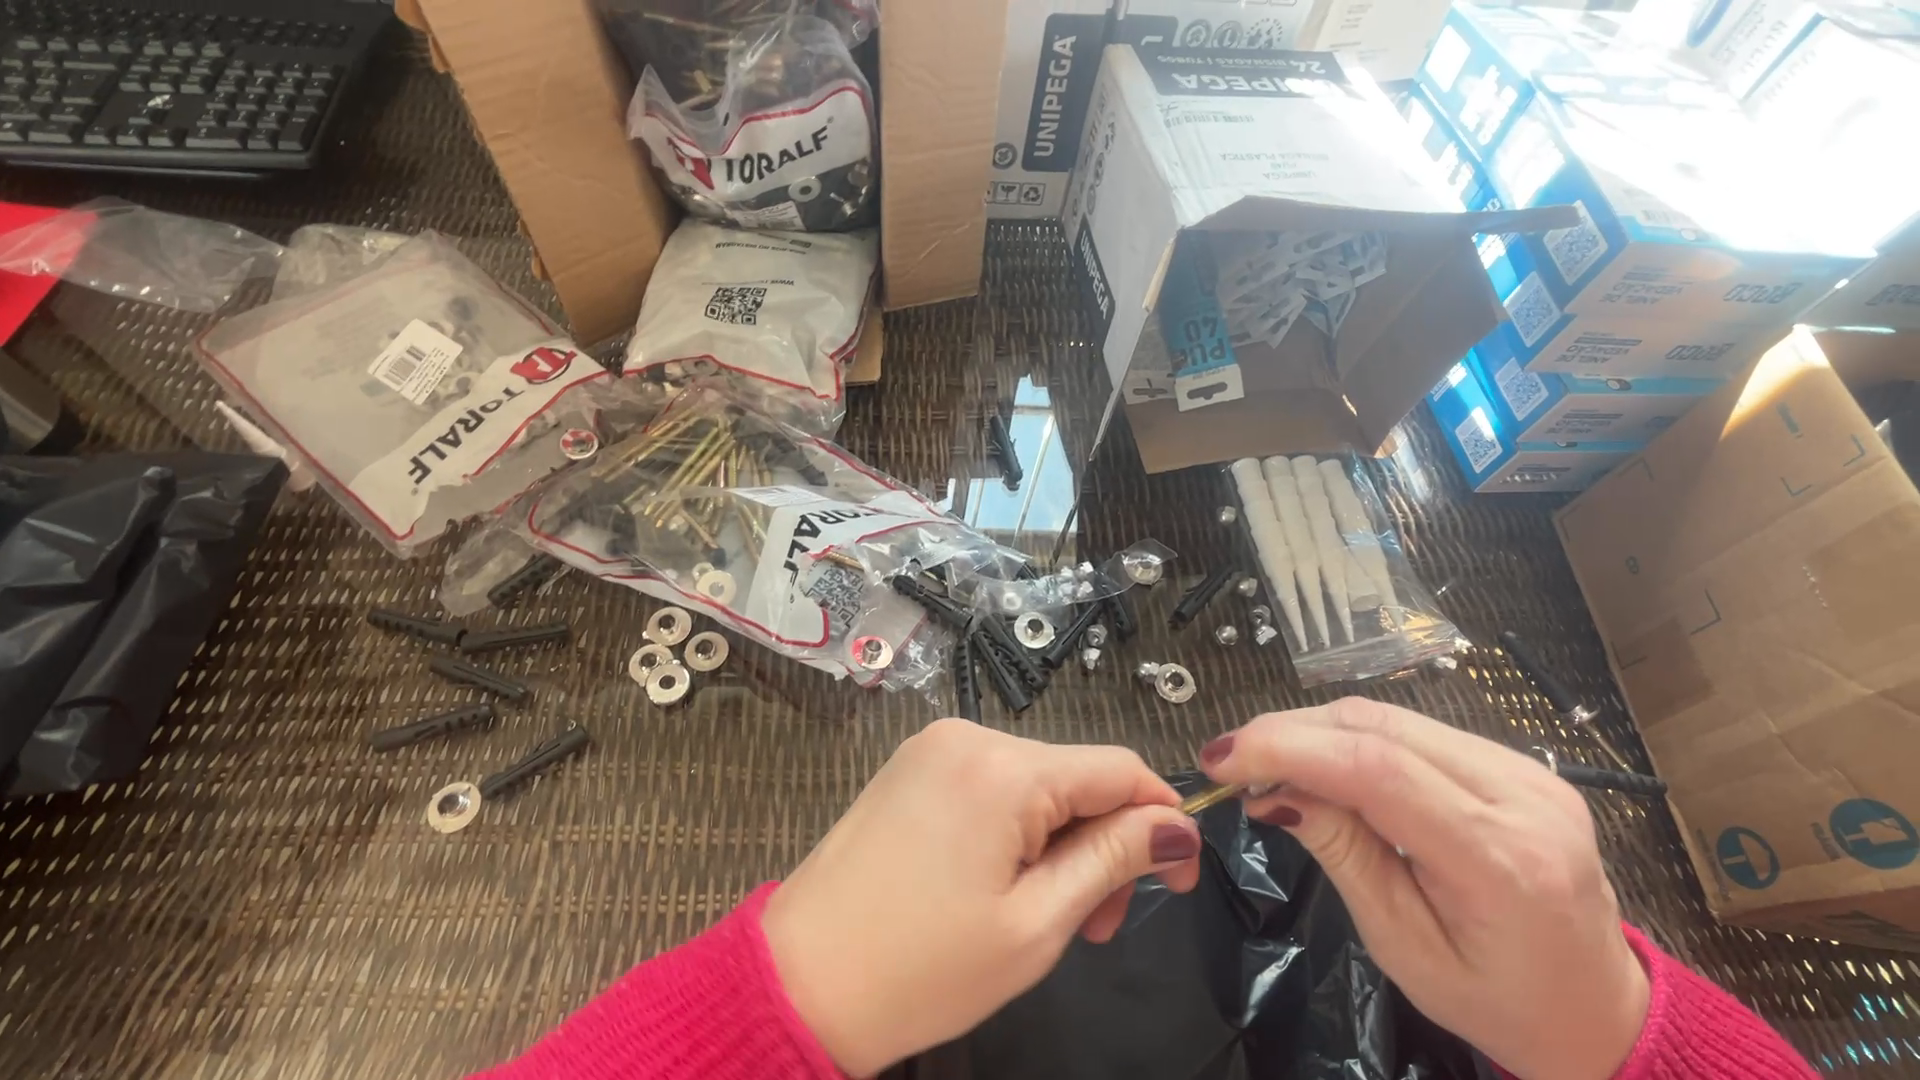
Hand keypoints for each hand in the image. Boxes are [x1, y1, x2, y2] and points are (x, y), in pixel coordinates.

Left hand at [760, 718, 1204, 1077]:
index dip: (1161, 819)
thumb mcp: (1036, 923)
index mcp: (1002, 767)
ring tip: (1050, 915)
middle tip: (1097, 925)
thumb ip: (1113, 860)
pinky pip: (992, 787)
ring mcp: (932, 748)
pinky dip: (1017, 830)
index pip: (1117, 768)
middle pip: (1074, 776)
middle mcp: (968, 736)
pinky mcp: (912, 769)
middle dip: (1103, 844)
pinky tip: (1004, 883)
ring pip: (1035, 784)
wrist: (798, 981)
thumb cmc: (924, 968)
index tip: (1176, 881)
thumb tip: (1178, 826)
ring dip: (1061, 843)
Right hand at [1200, 699, 1648, 1079]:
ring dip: (1312, 729)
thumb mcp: (1402, 945)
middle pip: (1378, 727)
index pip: (1377, 771)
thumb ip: (1341, 855)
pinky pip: (1411, 728)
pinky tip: (1316, 760)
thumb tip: (1271, 792)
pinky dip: (1348, 736)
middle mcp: (1523, 793)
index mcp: (1502, 859)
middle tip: (1229, 759)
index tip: (1220, 759)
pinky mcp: (1515, 760)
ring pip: (1389, 716)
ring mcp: (1526, 768)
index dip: (1287, 750)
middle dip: (1288, 732)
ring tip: (1262, 759)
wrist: (1597, 1007)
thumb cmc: (1496, 998)